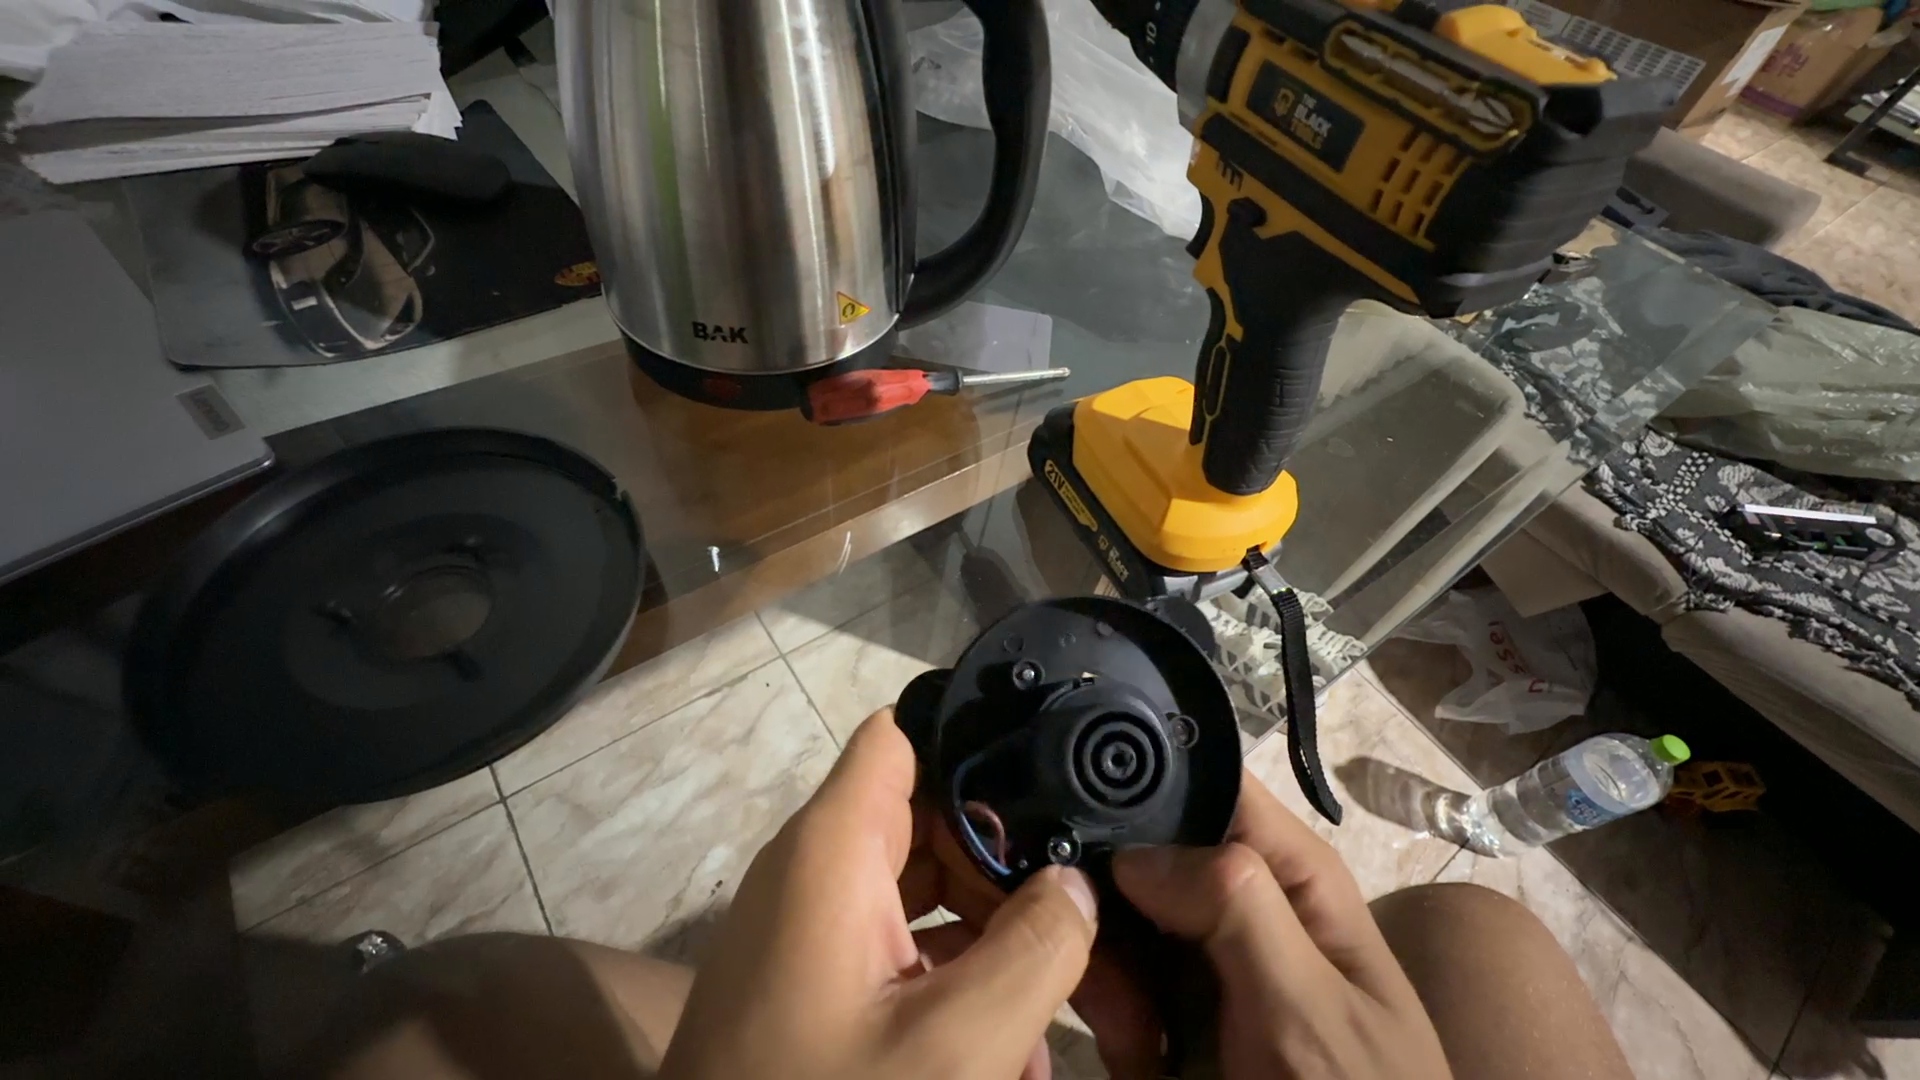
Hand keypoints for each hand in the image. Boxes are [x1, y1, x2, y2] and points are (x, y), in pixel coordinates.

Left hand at [658, 709, 1100, 1079]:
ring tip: (1070, 994)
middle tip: (1084, 915)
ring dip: (997, 934)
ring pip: (928, 889)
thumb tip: (1074, 883)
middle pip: (934, 819)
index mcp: (833, 848)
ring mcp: (818, 926)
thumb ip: (1032, 952)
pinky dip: (960, 977)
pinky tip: (1012, 1045)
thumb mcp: (950, 1046)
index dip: (975, 739)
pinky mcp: (821, 978)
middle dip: (1011, 865)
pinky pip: (904, 947)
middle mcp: (820, 869)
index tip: (1054, 775)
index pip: (902, 735)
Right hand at [907, 764, 1452, 1079]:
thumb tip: (1131, 851)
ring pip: (1111, 911)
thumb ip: (1234, 906)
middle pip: (1140, 848)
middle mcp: (1234, 893)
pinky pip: (1110, 972)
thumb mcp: (1309, 1004)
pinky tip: (1141, 1057)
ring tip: (1136, 1034)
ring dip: (1106, 967)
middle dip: (1109, 899)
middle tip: (1096, 955)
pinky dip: (1109, 1009)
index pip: (1203, 782)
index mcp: (1283, 866)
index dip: (1141, 784)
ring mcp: (1196, 946)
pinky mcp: (1168, 996)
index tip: (1080, 815)